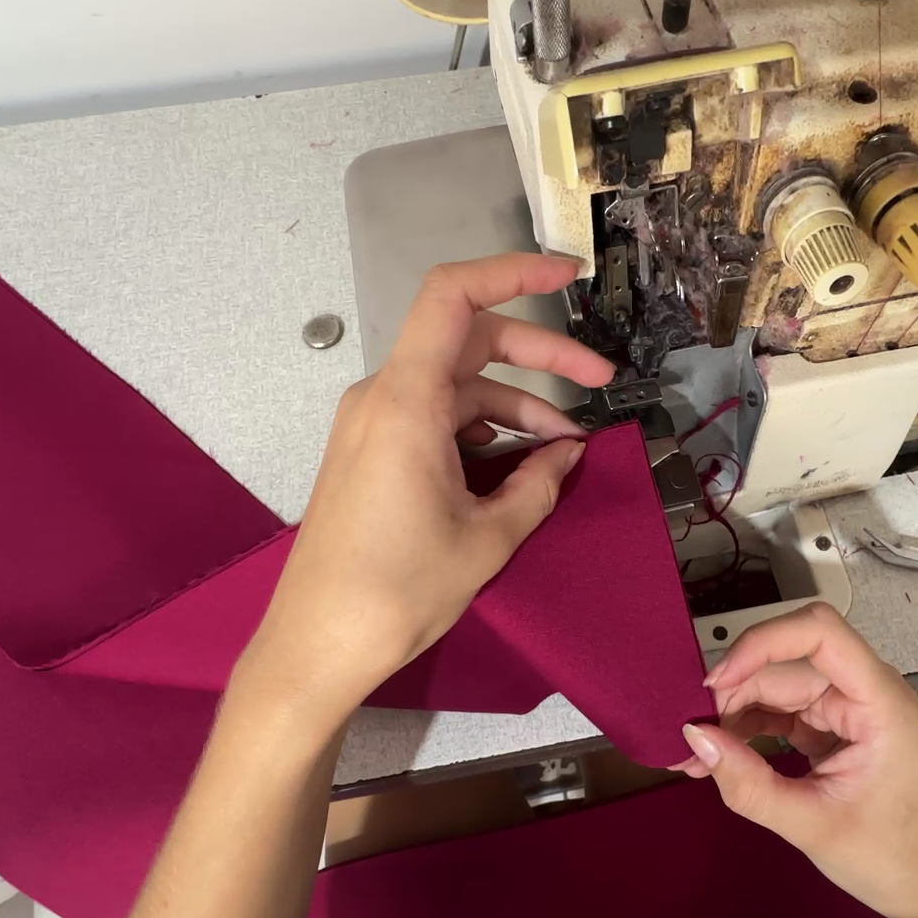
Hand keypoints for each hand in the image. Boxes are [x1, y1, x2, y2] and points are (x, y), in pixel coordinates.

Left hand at [237, 254, 615, 714]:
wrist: (317, 646)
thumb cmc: (399, 591)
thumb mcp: (487, 538)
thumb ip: (537, 485)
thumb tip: (567, 453)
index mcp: (406, 400)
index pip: (454, 296)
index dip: (514, 271)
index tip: (568, 276)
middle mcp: (383, 396)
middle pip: (469, 343)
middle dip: (540, 358)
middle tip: (600, 383)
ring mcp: (372, 424)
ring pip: (456, 387)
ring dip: (514, 405)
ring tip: (564, 447)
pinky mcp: (372, 453)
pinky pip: (435, 418)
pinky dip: (481, 429)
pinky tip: (517, 462)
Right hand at [675, 603, 917, 917]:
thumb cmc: (890, 859)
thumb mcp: (812, 826)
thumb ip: (749, 784)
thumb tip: (694, 737)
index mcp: (879, 701)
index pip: (820, 633)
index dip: (763, 643)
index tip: (716, 683)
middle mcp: (862, 689)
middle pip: (785, 661)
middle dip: (733, 690)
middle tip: (692, 732)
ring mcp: (844, 705)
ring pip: (773, 684)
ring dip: (731, 712)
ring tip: (694, 751)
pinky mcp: (828, 723)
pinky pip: (777, 709)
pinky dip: (743, 728)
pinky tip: (716, 752)